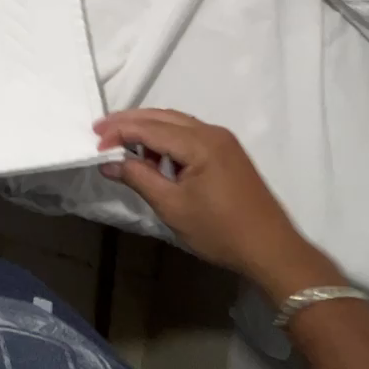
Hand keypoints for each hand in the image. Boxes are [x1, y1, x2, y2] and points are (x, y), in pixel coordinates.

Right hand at [94, 109, 341, 300]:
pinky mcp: (228, 152)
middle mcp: (211, 132)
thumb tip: (107, 163)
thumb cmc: (220, 231)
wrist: (274, 252)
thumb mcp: (172, 207)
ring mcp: (222, 140)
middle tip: (99, 131)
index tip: (94, 144)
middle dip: (129, 122)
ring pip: (175, 122)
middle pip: (161, 116)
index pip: (149, 127)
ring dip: (147, 129)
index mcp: (200, 142)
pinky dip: (166, 138)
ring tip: (122, 144)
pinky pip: (189, 133)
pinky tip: (155, 156)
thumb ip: (138, 177)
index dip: (119, 133)